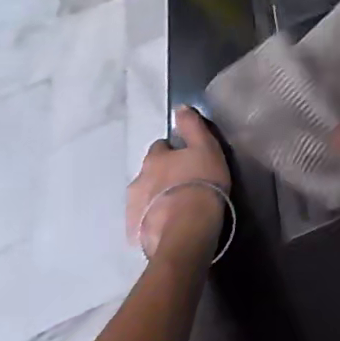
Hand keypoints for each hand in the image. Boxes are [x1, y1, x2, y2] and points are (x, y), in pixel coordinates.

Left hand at [127, 105, 230, 261]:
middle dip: (160, 176)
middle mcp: (138, 180)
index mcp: (155, 158)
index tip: (185, 160)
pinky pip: (142, 223)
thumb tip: (180, 108)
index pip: (159, 147)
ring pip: (143, 197)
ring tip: (175, 209)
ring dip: (155, 199)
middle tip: (181, 185)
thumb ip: (192, 127)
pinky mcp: (135, 232)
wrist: (188, 231)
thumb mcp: (206, 148)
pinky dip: (151, 222)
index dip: (172, 152)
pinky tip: (166, 227)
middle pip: (148, 173)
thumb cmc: (202, 184)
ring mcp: (133, 207)